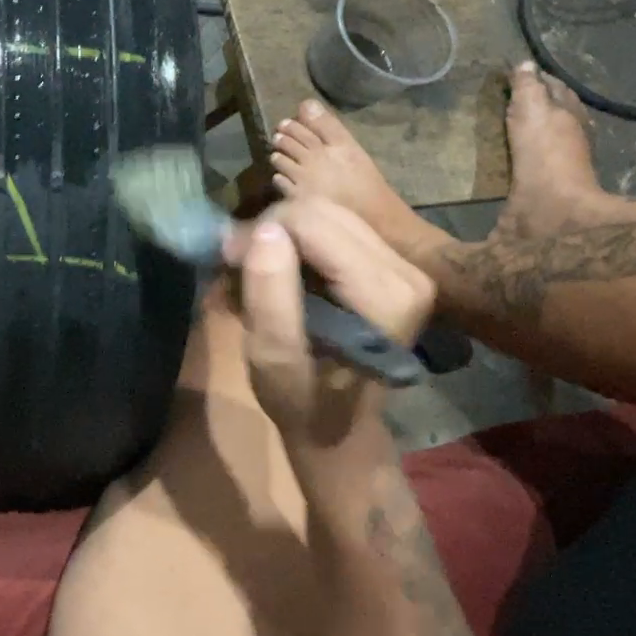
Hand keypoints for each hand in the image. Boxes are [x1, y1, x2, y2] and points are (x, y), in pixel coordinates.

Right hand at [225, 197, 435, 450]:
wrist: (338, 426)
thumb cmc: (299, 399)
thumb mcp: (272, 357)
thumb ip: (269, 294)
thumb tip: (263, 231)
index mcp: (384, 294)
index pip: (310, 221)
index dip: (259, 232)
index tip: (229, 263)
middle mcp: (406, 271)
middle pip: (320, 210)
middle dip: (268, 229)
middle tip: (236, 263)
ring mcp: (405, 266)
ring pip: (326, 211)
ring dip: (280, 234)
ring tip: (255, 269)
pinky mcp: (393, 264)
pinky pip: (335, 226)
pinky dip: (297, 240)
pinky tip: (281, 270)